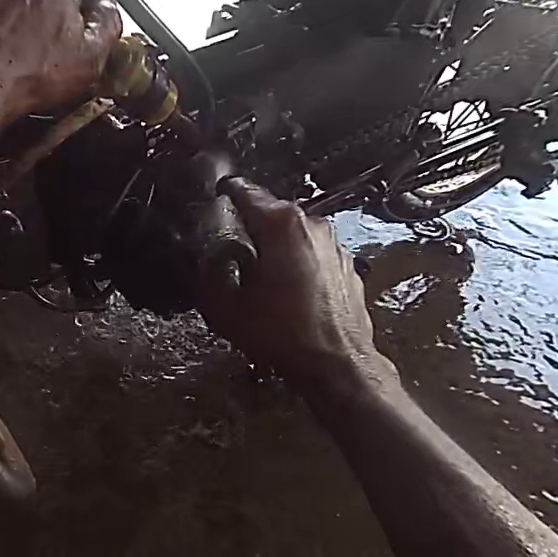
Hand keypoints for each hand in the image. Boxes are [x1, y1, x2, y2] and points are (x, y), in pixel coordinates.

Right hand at [197, 179, 395, 389]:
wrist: (336, 364)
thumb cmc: (282, 334)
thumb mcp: (227, 307)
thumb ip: (211, 274)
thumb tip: (210, 259)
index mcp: (281, 224)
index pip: (246, 192)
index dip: (227, 194)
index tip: (217, 199)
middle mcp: (312, 224)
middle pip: (273, 213)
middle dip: (252, 227)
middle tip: (233, 251)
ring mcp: (333, 244)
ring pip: (295, 234)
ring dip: (277, 247)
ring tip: (262, 277)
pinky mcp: (347, 265)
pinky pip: (314, 254)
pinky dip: (299, 263)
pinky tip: (290, 291)